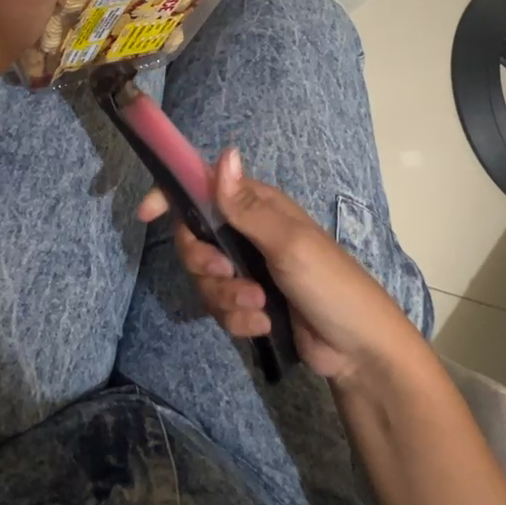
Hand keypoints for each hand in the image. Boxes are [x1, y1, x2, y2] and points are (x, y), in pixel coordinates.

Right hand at [137, 149, 425, 384]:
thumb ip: (246, 206)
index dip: (171, 196)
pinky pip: (219, 306)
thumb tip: (224, 152)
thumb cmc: (332, 284)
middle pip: (193, 238)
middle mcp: (247, 232)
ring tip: (259, 308)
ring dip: (226, 297)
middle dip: (203, 262)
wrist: (359, 352)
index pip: (203, 187)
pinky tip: (262, 326)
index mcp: (258, 205)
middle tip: (225, 274)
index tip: (146, 214)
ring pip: (204, 278)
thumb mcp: (288, 242)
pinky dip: (236, 318)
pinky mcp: (249, 303)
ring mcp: (248, 269)